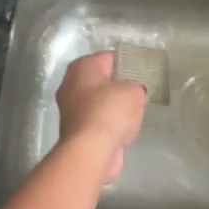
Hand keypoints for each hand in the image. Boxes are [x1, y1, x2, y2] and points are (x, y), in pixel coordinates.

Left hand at [56, 51, 147, 182]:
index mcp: (82, 66)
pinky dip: (107, 125)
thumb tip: (131, 93)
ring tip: (132, 113)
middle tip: (136, 92)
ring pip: (97, 102)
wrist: (91, 150)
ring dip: (112, 107)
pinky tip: (122, 130)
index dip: (125, 63)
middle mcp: (70, 84)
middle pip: (100, 80)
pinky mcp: (74, 131)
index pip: (108, 57)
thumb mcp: (134, 91)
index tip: (139, 72)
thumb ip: (135, 87)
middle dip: (117, 86)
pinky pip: (96, 121)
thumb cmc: (110, 110)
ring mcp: (69, 109)